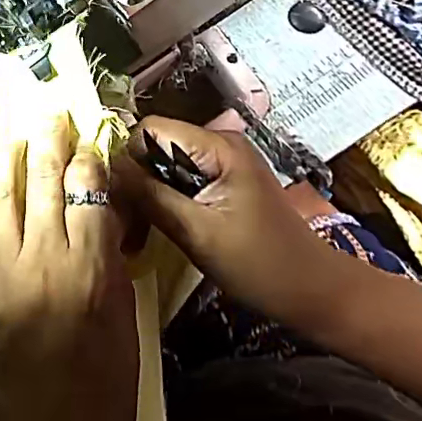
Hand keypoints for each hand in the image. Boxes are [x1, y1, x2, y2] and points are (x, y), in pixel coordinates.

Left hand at [0, 114, 138, 420]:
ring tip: (20, 141)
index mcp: (86, 272)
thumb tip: (94, 191)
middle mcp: (36, 263)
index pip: (86, 188)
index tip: (90, 144)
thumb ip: (106, 243)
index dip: (89, 158)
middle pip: (43, 180)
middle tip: (55, 117)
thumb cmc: (104, 377)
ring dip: (9, 158)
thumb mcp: (121, 306)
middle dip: (51, 140)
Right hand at [115, 114, 346, 327]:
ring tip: (136, 233)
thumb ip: (151, 196)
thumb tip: (107, 168)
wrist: (314, 292)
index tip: (116, 197)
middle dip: (136, 180)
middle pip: (157, 145)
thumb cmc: (259, 263)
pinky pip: (182, 179)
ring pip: (166, 164)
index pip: (151, 129)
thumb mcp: (197, 232)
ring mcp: (223, 162)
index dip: (128, 157)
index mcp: (217, 145)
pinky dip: (167, 201)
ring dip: (149, 194)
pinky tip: (157, 230)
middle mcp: (219, 142)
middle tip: (123, 224)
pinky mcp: (224, 181)